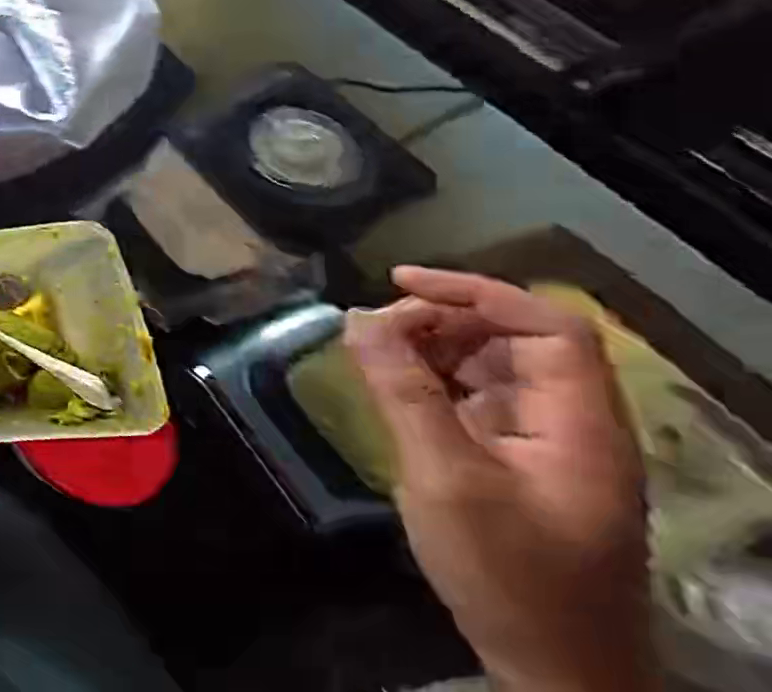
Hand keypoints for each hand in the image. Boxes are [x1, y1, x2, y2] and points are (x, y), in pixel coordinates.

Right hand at [346, 267, 651, 691]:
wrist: (551, 664)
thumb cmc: (506, 572)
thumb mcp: (445, 476)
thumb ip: (404, 392)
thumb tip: (358, 318)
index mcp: (578, 425)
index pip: (546, 327)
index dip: (475, 292)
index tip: (398, 282)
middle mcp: (570, 424)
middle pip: (516, 341)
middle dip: (442, 320)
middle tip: (372, 328)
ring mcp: (544, 445)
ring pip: (491, 367)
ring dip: (431, 348)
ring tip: (371, 351)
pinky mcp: (514, 462)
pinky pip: (473, 398)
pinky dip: (429, 380)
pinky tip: (390, 385)